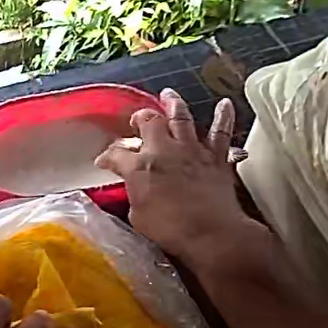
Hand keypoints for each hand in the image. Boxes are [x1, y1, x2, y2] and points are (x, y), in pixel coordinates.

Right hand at [95, 88, 267, 265]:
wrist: (212, 234)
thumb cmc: (169, 229)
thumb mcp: (137, 215)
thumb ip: (135, 194)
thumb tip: (137, 188)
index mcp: (138, 166)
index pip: (115, 154)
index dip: (106, 157)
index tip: (103, 162)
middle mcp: (163, 151)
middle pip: (148, 122)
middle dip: (139, 118)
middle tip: (136, 119)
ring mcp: (191, 150)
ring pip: (181, 118)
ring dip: (173, 104)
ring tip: (168, 94)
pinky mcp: (215, 157)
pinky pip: (220, 131)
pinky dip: (222, 116)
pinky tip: (225, 104)